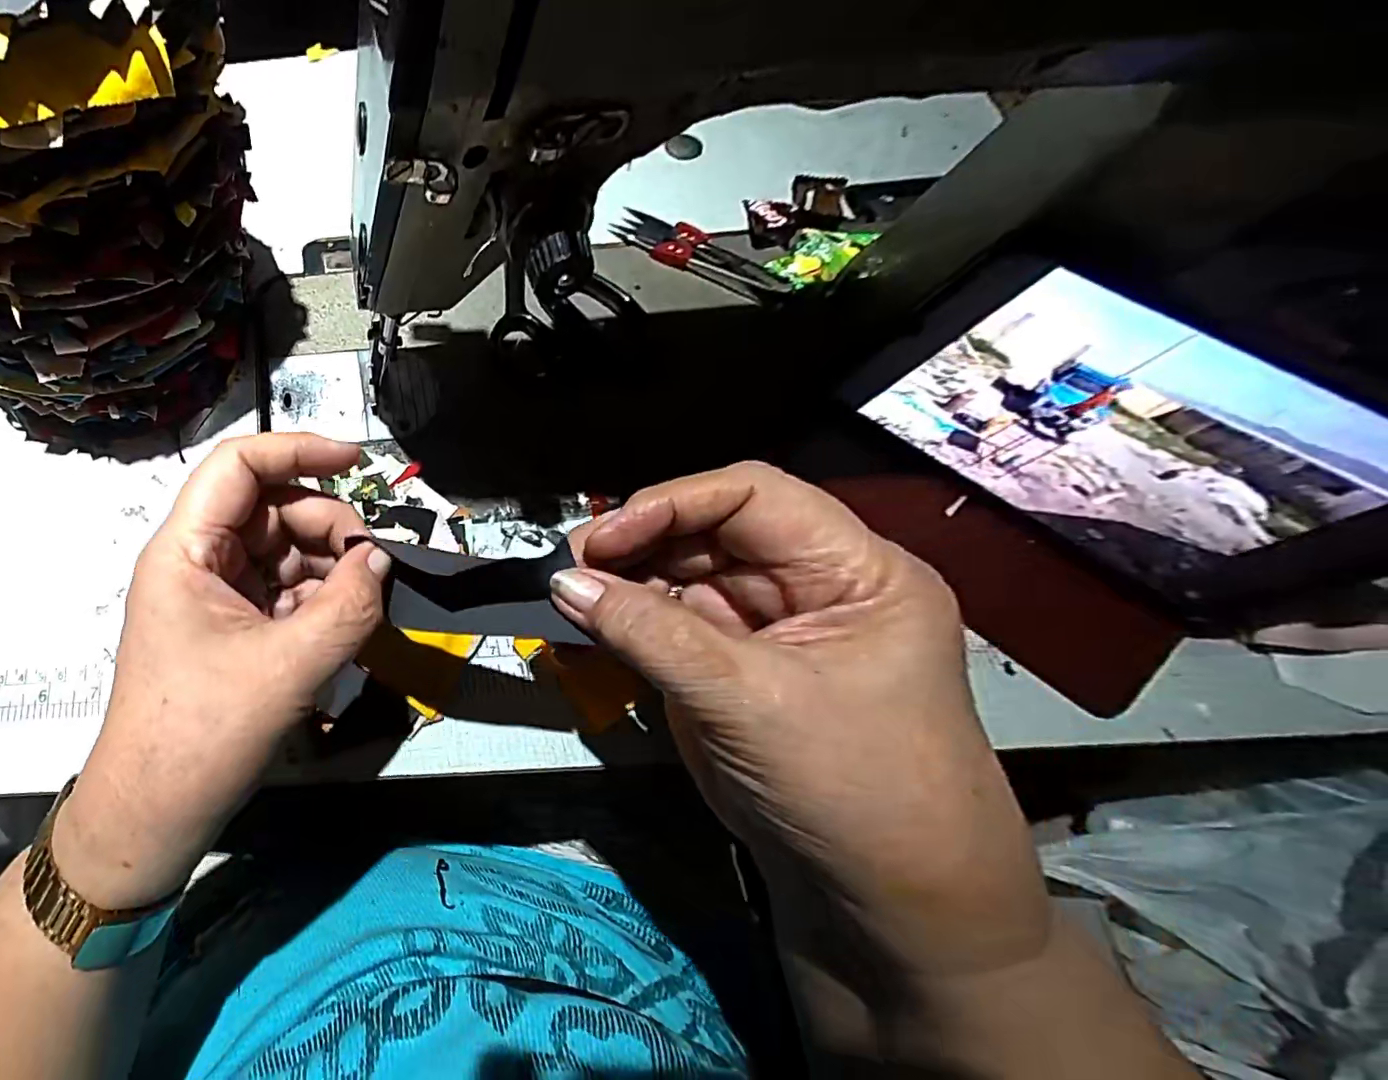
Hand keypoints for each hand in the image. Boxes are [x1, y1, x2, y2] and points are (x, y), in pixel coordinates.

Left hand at [53, 434, 389, 909]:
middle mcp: (202, 561)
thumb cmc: (201, 735)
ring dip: (332, 569)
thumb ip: (346, 607)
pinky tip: (346, 627)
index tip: (356, 460)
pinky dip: (322, 599)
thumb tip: (382, 559)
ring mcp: (220, 594)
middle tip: (373, 567)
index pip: (239, 466)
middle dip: (329, 529)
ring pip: (288, 551)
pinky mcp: (239, 626)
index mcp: (188, 551)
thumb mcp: (286, 667)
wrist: (158, 814)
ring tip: (363, 605)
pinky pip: (289, 590)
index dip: (298, 449)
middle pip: (274, 509)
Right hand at [551, 462, 1050, 979]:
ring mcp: (761, 628)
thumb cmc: (851, 791)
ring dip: (622, 585)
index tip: (604, 537)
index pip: (753, 495)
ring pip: (678, 578)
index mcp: (853, 570)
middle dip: (636, 545)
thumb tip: (563, 582)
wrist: (880, 910)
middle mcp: (806, 585)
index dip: (672, 503)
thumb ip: (651, 633)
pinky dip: (624, 624)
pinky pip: (665, 626)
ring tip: (571, 600)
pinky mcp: (724, 669)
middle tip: (572, 570)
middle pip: (707, 533)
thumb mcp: (749, 701)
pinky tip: (588, 629)